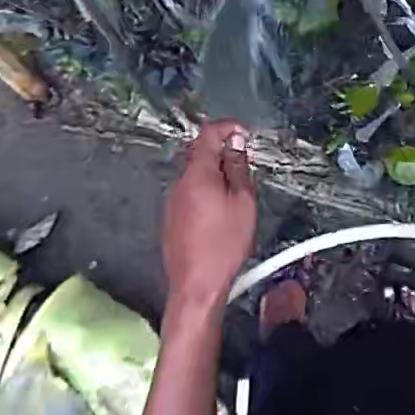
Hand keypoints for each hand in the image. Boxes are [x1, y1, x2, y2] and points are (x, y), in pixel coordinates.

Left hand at [161, 120, 256, 310]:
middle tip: (243, 165)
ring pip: (195, 173)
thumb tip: (235, 143)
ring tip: (234, 195)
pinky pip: (189, 192)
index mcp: (198, 173)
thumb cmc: (224, 245)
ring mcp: (172, 200)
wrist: (196, 287)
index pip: (208, 133)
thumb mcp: (243, 202)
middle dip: (222, 151)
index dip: (228, 127)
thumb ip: (238, 167)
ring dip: (214, 173)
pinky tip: (218, 213)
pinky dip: (205, 191)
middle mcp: (180, 181)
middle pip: (199, 152)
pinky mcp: (171, 217)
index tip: (244, 134)